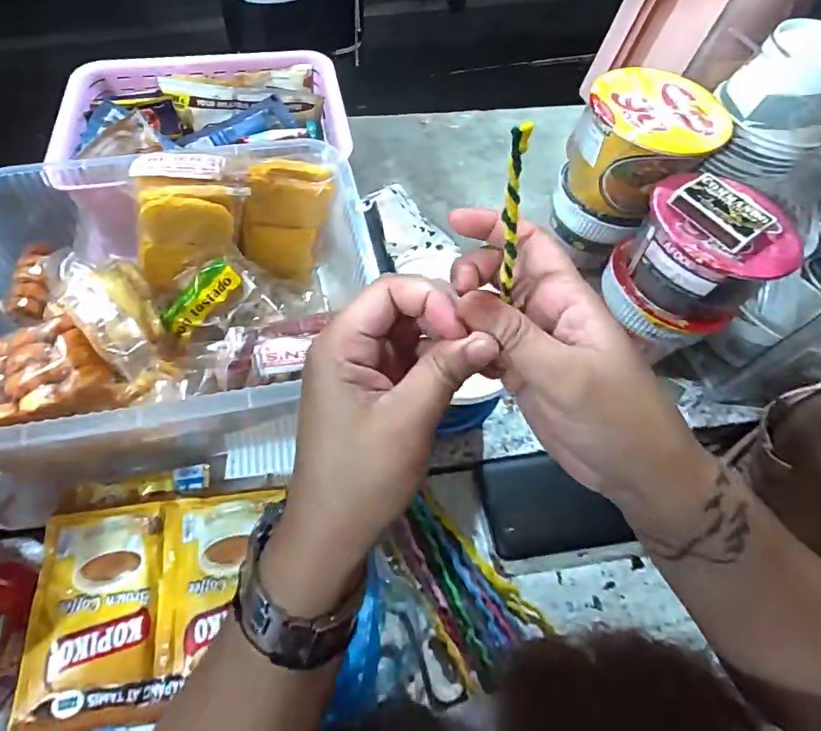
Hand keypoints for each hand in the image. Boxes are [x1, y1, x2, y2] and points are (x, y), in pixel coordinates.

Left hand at [267, 274, 497, 614]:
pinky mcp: (374, 383)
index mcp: (340, 341)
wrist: (331, 531)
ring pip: (408, 329)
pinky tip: (466, 367)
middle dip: (442, 315)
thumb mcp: (407, 420)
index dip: (430, 298)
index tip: (464, 329)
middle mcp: (347, 343)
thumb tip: (489, 336)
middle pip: (399, 305)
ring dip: (444, 336)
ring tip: (482, 353)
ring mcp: (361, 363)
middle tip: (482, 340)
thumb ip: (445, 370)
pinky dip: (436, 358)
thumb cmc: (362, 476)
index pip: (389, 289)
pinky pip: (408, 355)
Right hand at [448, 207, 697, 511]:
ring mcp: (530, 340)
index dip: (496, 225)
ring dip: (463, 311)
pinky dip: (466, 341)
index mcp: (566, 297)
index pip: (531, 243)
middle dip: (471, 274)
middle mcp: (545, 310)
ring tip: (446, 329)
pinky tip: (451, 352)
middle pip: (499, 273)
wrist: (637, 473)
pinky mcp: (519, 368)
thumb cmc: (616, 415)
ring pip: (486, 307)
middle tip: (452, 300)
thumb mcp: (565, 372)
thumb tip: (464, 296)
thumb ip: (514, 333)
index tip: (456, 220)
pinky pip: (485, 341)